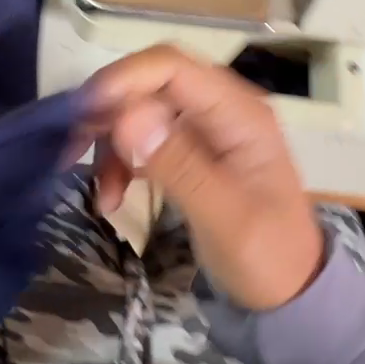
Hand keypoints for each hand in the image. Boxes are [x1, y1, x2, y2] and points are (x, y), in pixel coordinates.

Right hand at [91, 46, 325, 309]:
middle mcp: (218, 108)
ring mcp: (202, 128)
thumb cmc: (269, 258)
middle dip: (108, 112)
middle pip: (148, 83)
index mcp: (238, 112)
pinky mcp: (186, 149)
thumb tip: (126, 116)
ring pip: (137, 111)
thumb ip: (179, 166)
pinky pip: (139, 139)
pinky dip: (118, 163)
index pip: (171, 66)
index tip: (84, 113)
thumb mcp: (227, 219)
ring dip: (109, 143)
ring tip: (100, 192)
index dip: (124, 79)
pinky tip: (110, 198)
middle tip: (73, 148)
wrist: (291, 297)